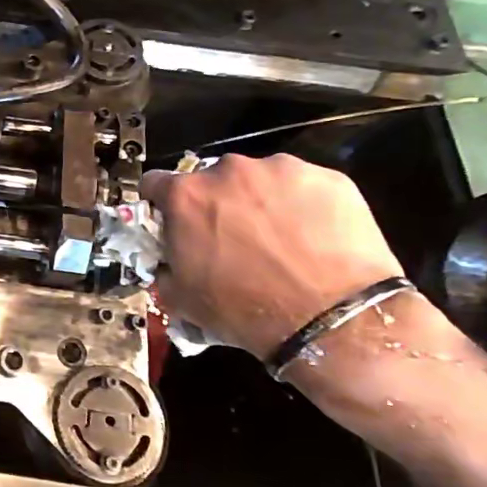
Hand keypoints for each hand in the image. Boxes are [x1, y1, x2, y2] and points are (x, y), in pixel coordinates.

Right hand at [141, 153, 402, 356]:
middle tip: (234, 239)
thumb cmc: (245, 311)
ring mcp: (280, 169)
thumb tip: (169, 261)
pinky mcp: (325, 176)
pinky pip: (303, 187)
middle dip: (217, 204)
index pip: (155, 183)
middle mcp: (228, 170)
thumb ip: (164, 268)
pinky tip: (314, 238)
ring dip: (260, 201)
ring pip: (259, 180)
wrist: (330, 318)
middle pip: (211, 179)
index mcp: (186, 196)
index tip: (174, 223)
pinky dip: (302, 205)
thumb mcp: (181, 299)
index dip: (161, 205)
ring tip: (281, 240)